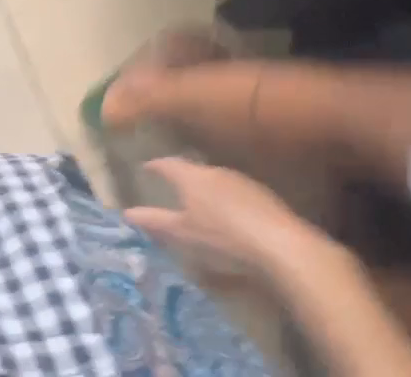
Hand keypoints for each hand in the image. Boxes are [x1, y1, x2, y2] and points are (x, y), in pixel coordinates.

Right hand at [125, 158, 328, 277]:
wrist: (284, 247)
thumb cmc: (222, 238)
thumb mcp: (182, 234)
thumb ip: (154, 221)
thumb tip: (127, 212)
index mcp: (190, 176)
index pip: (166, 163)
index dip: (154, 166)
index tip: (145, 168)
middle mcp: (215, 171)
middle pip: (193, 169)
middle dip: (182, 177)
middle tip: (173, 187)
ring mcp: (243, 182)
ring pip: (217, 180)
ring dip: (208, 189)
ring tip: (202, 203)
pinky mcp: (266, 197)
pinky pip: (238, 193)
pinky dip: (229, 201)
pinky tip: (233, 218)